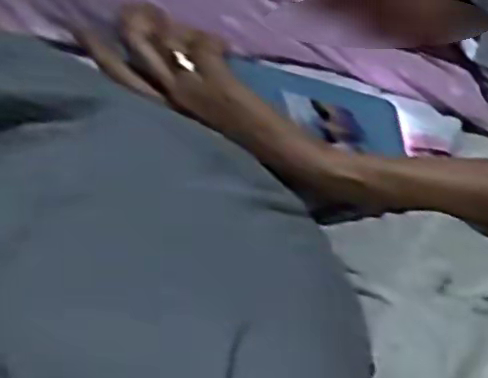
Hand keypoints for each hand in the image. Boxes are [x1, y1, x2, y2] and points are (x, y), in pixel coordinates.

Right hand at [76, 5, 311, 168]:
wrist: (308, 169)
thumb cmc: (272, 165)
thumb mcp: (218, 142)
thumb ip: (195, 119)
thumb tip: (184, 93)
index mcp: (170, 121)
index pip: (118, 76)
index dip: (101, 49)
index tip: (95, 32)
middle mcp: (174, 103)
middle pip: (131, 47)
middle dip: (130, 22)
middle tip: (147, 12)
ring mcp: (197, 92)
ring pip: (159, 40)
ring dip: (164, 23)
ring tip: (176, 20)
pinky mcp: (223, 85)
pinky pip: (201, 46)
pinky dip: (207, 39)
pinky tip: (221, 44)